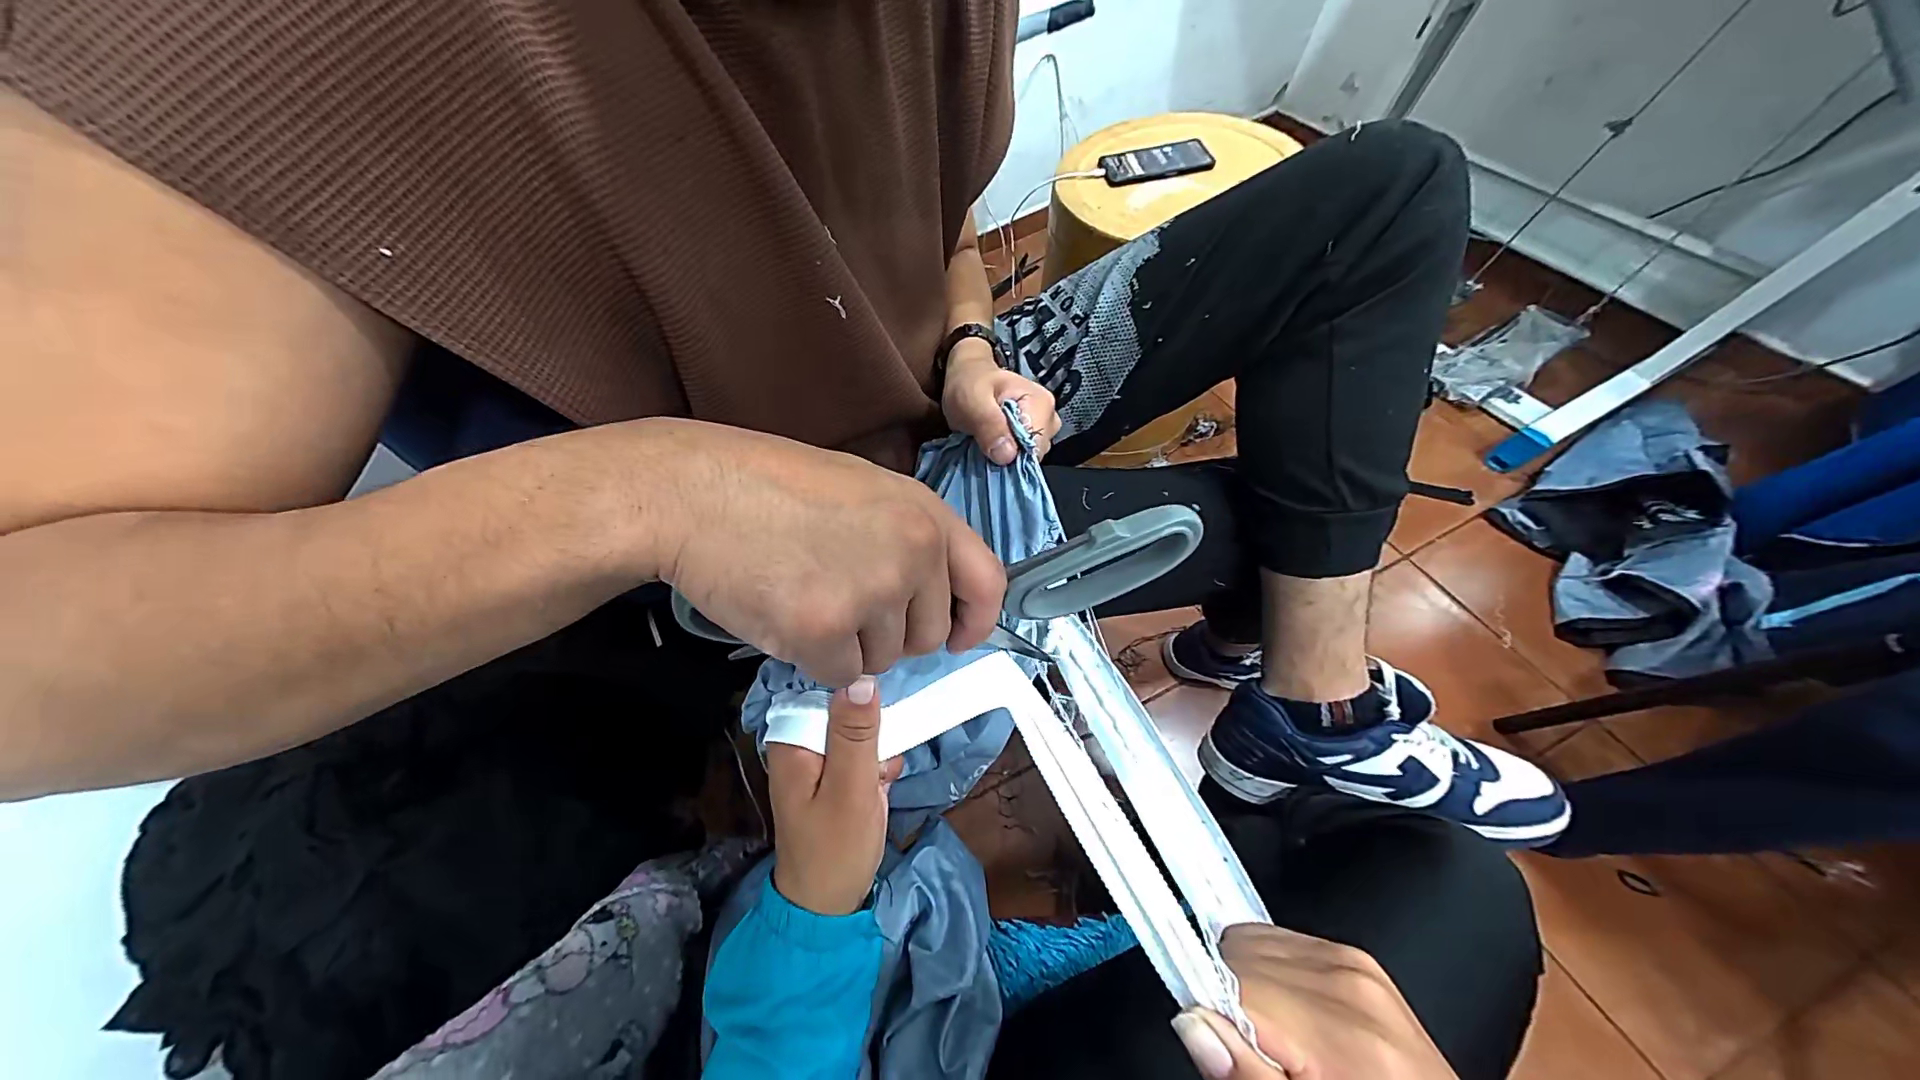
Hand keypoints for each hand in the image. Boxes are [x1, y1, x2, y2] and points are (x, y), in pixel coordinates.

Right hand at [643, 419, 1005, 685]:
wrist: (694, 492)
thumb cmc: (773, 485)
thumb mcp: (865, 491)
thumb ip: (909, 539)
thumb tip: (925, 598)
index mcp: (926, 515)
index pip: (988, 583)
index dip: (977, 620)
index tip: (959, 638)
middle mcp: (912, 554)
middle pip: (927, 636)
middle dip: (891, 634)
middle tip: (843, 601)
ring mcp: (870, 593)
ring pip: (882, 660)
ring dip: (849, 646)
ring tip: (807, 595)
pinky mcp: (823, 632)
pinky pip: (839, 674)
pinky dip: (814, 658)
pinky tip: (785, 615)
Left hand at [767, 677, 904, 914]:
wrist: (828, 905)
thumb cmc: (836, 848)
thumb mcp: (851, 788)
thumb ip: (855, 733)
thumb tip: (862, 677)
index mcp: (791, 740)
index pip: (823, 687)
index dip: (857, 689)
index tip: (884, 704)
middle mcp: (799, 743)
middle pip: (843, 706)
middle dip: (872, 726)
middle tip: (882, 758)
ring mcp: (816, 759)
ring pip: (857, 727)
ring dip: (878, 746)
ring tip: (882, 776)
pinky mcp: (833, 774)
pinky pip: (860, 750)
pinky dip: (876, 763)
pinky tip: (882, 784)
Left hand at [940, 339, 1061, 463]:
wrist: (970, 377)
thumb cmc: (970, 384)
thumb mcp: (971, 401)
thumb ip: (989, 425)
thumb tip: (1007, 456)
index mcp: (1041, 404)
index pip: (1035, 446)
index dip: (1011, 454)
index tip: (990, 446)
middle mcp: (1049, 417)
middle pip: (1034, 454)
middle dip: (1009, 454)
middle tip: (985, 439)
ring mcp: (1044, 428)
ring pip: (1029, 457)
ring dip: (1007, 454)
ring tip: (988, 438)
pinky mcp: (1035, 436)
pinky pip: (1024, 456)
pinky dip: (1008, 454)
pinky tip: (994, 442)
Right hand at [1170, 925, 1457, 1079]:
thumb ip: (1248, 1077)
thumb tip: (1194, 1022)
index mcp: (1346, 1038)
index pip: (1232, 982)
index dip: (1211, 1016)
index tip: (1219, 1051)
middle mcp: (1352, 986)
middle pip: (1236, 955)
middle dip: (1226, 1002)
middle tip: (1256, 1058)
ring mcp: (1355, 965)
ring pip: (1247, 941)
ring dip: (1244, 984)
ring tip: (1276, 1041)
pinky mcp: (1353, 958)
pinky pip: (1273, 940)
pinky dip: (1264, 973)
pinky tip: (1287, 1019)